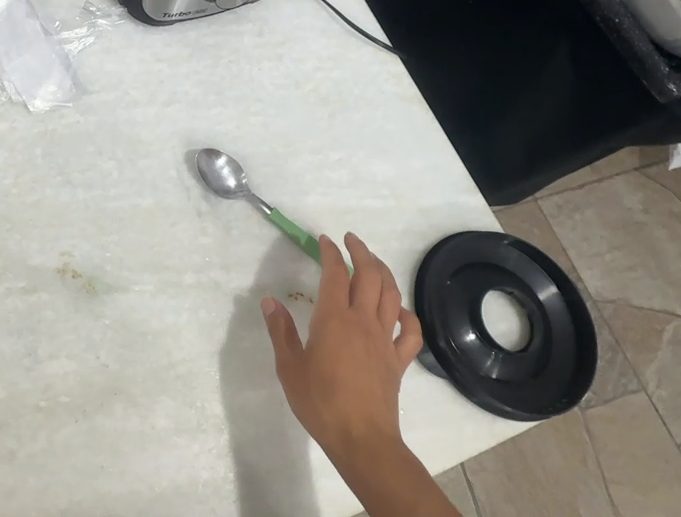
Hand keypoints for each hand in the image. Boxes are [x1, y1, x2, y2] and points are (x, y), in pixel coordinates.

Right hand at [262, 232, 421, 454]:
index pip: (335, 273)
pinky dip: (407, 314)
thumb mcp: (289, 367)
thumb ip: (280, 331)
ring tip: (373, 262)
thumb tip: (269, 301)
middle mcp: (362, 321)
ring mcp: (384, 340)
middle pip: (369, 275)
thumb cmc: (320, 402)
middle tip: (350, 240)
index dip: (330, 253)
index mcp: (334, 318)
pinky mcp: (398, 360)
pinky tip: (399, 310)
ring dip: (383, 272)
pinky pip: (410, 331)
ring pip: (391, 295)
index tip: (324, 241)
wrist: (362, 439)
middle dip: (361, 252)